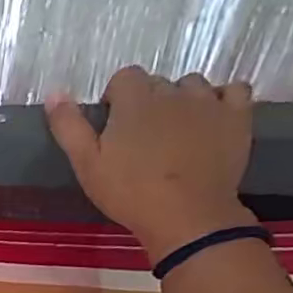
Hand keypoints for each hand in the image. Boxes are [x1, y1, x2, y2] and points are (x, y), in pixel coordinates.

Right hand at [45, 67, 256, 261]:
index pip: (125, 77)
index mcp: (135, 100)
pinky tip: (210, 120)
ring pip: (192, 86)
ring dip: (181, 101)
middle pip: (157, 83)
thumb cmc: (129, 192)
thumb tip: (54, 93)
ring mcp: (209, 101)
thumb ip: (69, 127)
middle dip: (146, 103)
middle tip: (139, 140)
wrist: (186, 215)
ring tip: (173, 132)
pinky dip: (221, 100)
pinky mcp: (238, 117)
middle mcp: (173, 91)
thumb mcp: (86, 164)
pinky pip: (233, 91)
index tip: (112, 126)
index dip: (116, 98)